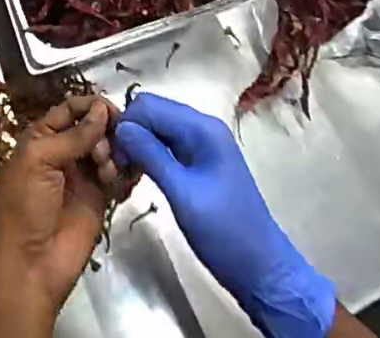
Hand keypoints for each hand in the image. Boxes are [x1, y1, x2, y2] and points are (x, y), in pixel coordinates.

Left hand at [0, 96, 127, 336]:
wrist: (30, 262)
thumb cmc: (24, 204)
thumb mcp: (39, 160)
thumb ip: (72, 136)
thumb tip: (101, 110)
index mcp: (41, 137)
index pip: (68, 110)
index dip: (89, 106)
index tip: (111, 108)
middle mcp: (63, 152)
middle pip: (92, 129)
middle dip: (104, 130)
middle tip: (106, 147)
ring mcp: (82, 177)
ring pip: (107, 151)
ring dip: (113, 152)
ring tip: (108, 167)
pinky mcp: (100, 200)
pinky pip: (117, 178)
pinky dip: (126, 173)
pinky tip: (130, 173)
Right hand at [113, 93, 335, 337]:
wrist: (263, 273)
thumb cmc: (225, 234)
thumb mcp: (183, 195)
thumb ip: (150, 155)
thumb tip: (120, 127)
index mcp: (202, 129)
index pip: (148, 105)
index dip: (127, 124)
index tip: (116, 156)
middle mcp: (202, 127)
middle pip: (150, 111)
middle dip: (130, 131)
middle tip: (119, 164)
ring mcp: (201, 143)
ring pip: (155, 126)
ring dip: (137, 143)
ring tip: (127, 170)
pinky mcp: (198, 159)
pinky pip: (164, 142)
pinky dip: (148, 152)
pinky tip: (141, 172)